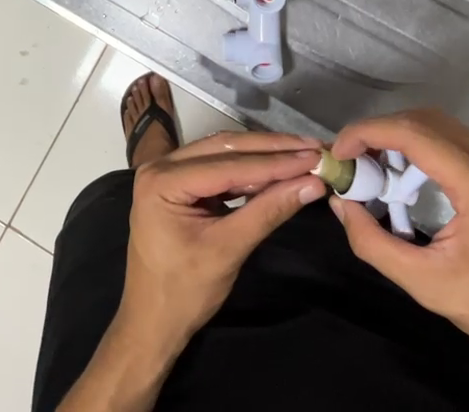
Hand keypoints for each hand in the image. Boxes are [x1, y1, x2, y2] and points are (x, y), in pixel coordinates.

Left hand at [119, 131, 326, 345]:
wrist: (153, 321)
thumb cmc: (184, 292)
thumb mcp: (228, 250)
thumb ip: (268, 211)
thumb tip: (313, 183)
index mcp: (163, 181)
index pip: (228, 164)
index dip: (275, 162)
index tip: (315, 157)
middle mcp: (161, 166)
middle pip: (225, 148)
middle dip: (272, 149)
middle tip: (314, 148)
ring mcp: (169, 172)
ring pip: (224, 153)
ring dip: (264, 156)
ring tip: (304, 154)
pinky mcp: (181, 183)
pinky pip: (219, 168)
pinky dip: (250, 171)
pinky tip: (279, 169)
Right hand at [326, 110, 468, 371]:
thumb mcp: (426, 285)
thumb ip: (374, 244)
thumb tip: (342, 206)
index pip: (414, 133)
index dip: (368, 132)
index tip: (340, 152)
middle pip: (425, 120)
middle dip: (380, 131)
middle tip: (352, 159)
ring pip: (442, 126)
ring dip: (401, 136)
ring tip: (373, 165)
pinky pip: (457, 142)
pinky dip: (424, 146)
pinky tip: (407, 175)